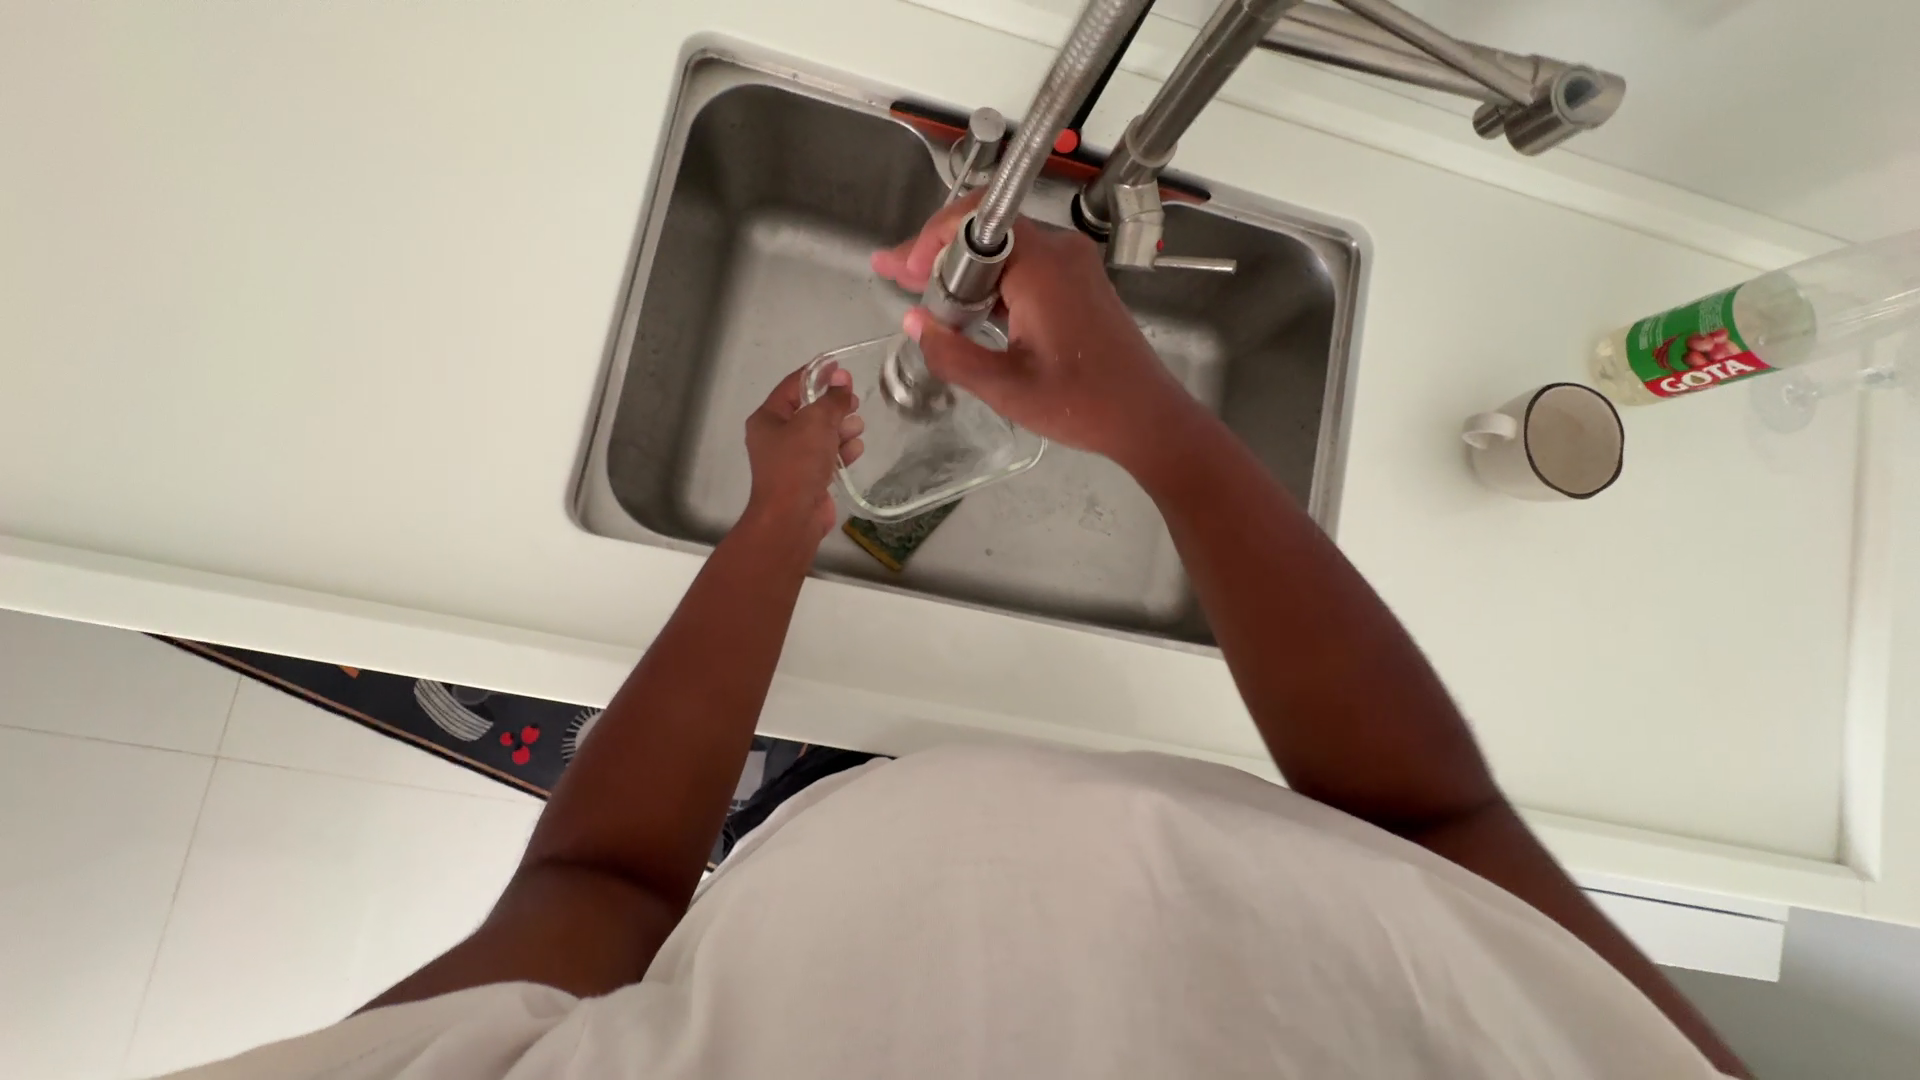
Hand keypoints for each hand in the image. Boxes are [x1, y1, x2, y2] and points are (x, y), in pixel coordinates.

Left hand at [742, 363, 863, 541]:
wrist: (792, 516)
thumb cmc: (798, 463)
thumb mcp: (817, 422)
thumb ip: (832, 399)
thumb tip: (842, 381)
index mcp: (768, 418)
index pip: (793, 386)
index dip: (817, 374)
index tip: (840, 368)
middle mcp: (776, 437)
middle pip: (809, 411)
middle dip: (833, 406)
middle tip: (854, 402)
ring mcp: (792, 460)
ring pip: (821, 435)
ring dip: (841, 429)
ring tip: (857, 428)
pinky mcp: (808, 478)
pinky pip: (827, 457)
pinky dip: (841, 451)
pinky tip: (855, 449)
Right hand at [871, 194, 1196, 465]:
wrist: (1146, 417)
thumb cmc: (1081, 404)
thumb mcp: (1006, 388)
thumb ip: (953, 354)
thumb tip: (915, 323)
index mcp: (1041, 266)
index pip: (972, 223)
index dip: (928, 241)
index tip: (899, 270)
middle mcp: (1060, 252)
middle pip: (987, 231)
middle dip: (938, 253)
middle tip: (899, 277)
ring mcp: (1075, 266)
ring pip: (1006, 250)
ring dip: (965, 271)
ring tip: (925, 297)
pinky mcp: (1081, 284)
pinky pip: (1027, 268)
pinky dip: (993, 284)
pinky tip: (969, 311)